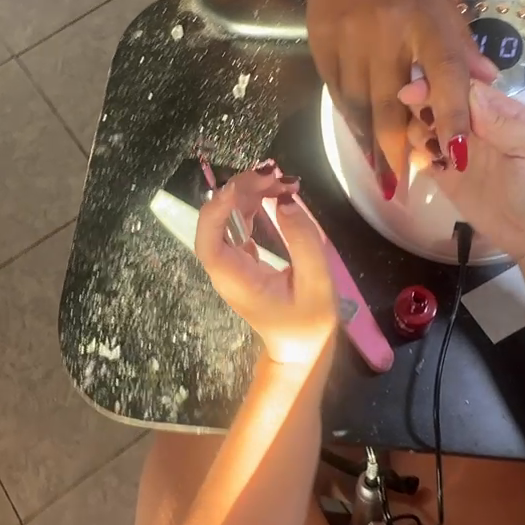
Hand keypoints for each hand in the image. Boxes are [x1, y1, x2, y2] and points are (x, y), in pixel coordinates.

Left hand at [195, 167, 337, 365]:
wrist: (301, 350)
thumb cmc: (308, 324)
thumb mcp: (316, 283)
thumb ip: (302, 241)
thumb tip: (285, 202)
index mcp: (233, 278)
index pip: (208, 238)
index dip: (218, 208)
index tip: (244, 184)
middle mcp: (225, 267)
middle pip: (216, 220)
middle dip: (241, 191)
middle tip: (276, 174)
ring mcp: (232, 262)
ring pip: (228, 216)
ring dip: (250, 192)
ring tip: (282, 179)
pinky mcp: (243, 258)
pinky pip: (240, 223)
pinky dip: (256, 203)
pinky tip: (276, 192)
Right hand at [302, 0, 494, 200]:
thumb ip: (460, 44)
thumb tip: (490, 86)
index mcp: (426, 16)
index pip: (445, 71)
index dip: (454, 114)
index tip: (460, 153)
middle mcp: (387, 31)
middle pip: (391, 105)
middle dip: (397, 153)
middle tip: (402, 193)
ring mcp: (349, 40)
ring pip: (360, 106)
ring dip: (371, 147)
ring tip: (382, 180)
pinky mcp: (322, 46)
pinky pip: (338, 94)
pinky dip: (351, 123)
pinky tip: (361, 143)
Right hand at [423, 81, 524, 259]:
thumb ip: (501, 121)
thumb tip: (467, 90)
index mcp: (502, 114)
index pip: (466, 87)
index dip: (441, 84)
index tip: (416, 90)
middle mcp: (477, 129)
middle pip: (442, 104)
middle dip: (424, 104)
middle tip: (420, 119)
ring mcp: (461, 154)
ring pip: (428, 129)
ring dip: (418, 130)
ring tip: (427, 146)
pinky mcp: (449, 179)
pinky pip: (425, 159)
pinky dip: (416, 154)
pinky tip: (420, 160)